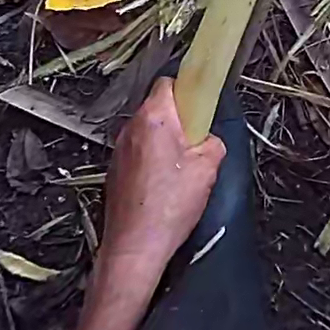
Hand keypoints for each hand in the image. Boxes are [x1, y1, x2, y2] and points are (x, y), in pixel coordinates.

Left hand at [100, 78, 225, 276]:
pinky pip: (138, 151)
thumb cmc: (167, 207)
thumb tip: (209, 141)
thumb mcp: (208, 169)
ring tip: (180, 169)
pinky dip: (152, 159)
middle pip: (158, 107)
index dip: (186, 90)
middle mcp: (131, 127)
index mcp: (154, 119)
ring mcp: (120, 148)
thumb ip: (213, 143)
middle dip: (178, 121)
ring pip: (148, 131)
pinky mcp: (115, 168)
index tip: (199, 105)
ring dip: (165, 142)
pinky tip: (164, 184)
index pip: (168, 83)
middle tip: (194, 143)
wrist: (135, 246)